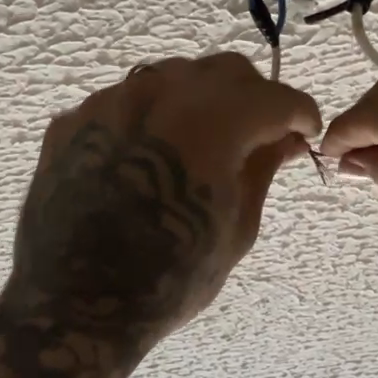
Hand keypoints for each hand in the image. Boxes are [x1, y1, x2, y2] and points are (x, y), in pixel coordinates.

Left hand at [4, 52, 320, 364]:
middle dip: (252, 98)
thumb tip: (285, 139)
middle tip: (258, 137)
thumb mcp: (235, 228)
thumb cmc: (169, 278)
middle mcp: (159, 93)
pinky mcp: (72, 121)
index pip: (273, 97)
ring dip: (199, 101)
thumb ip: (262, 169)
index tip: (305, 133)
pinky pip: (125, 101)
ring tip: (201, 146)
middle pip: (223, 71)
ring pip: (171, 77)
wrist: (74, 305)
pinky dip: (150, 118)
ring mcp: (108, 102)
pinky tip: (149, 159)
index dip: (299, 113)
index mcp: (212, 121)